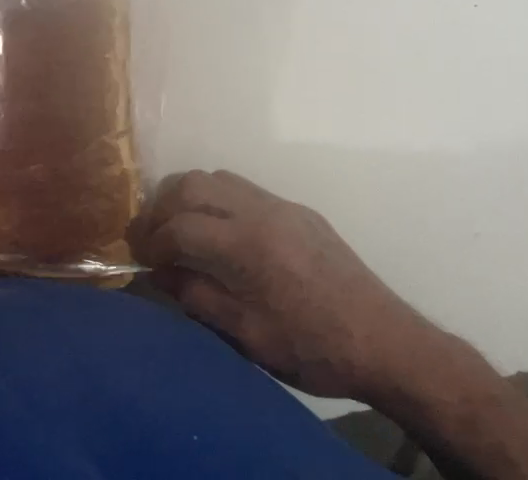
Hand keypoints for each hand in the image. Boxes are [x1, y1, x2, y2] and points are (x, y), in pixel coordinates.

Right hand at [131, 169, 456, 406]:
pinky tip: (216, 230)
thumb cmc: (315, 349)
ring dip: (187, 196)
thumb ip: (197, 297)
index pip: (180, 227)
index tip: (137, 258)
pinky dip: (216, 199)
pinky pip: (244, 188)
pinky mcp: (299, 212)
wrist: (390, 346)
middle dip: (160, 207)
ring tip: (176, 228)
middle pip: (192, 185)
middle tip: (147, 236)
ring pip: (217, 178)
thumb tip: (157, 274)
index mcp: (249, 246)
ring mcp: (283, 207)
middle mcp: (263, 213)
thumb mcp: (249, 336)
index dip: (151, 241)